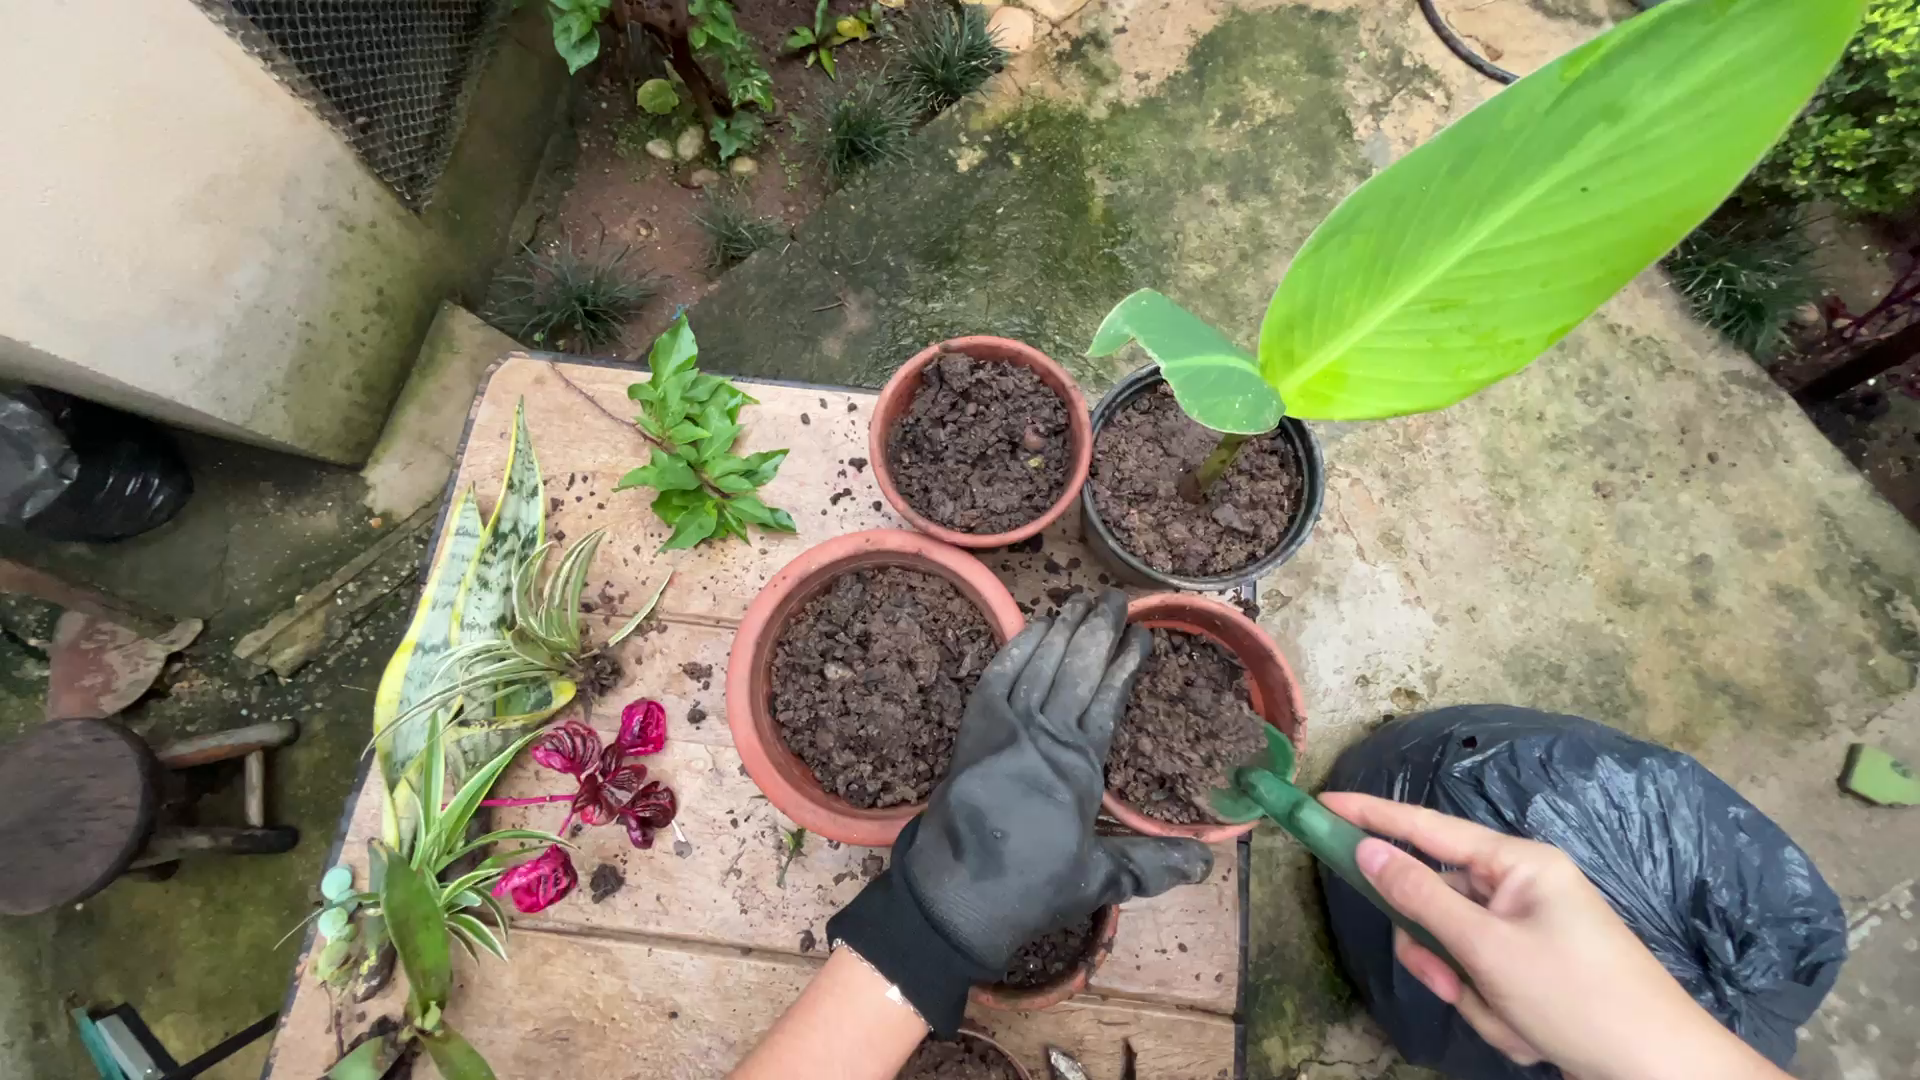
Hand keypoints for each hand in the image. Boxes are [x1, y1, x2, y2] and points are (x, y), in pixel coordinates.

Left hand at [901, 589, 1214, 968]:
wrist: (958, 891)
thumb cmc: (1031, 885)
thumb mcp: (1098, 878)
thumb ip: (1152, 864)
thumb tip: (1209, 865)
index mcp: (1080, 763)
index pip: (1110, 698)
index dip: (1126, 663)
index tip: (1141, 634)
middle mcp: (1046, 732)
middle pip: (1078, 668)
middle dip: (1098, 629)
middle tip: (1114, 598)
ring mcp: (1006, 724)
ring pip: (1041, 663)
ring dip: (1062, 629)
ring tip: (1080, 599)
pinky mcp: (974, 726)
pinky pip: (999, 674)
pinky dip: (1017, 646)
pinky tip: (1034, 626)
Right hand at [1320, 792, 1788, 1079]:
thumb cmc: (1581, 1000)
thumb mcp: (1488, 949)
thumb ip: (1418, 896)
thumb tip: (1366, 849)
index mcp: (1517, 864)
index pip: (1425, 827)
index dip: (1369, 814)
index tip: (1322, 803)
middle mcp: (1519, 887)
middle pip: (1437, 899)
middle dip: (1438, 949)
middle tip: (1452, 981)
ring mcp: (1526, 928)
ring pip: (1453, 943)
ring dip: (1468, 986)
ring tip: (1510, 1019)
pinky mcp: (1531, 966)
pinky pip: (1478, 973)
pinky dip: (1490, 1006)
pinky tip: (1527, 1033)